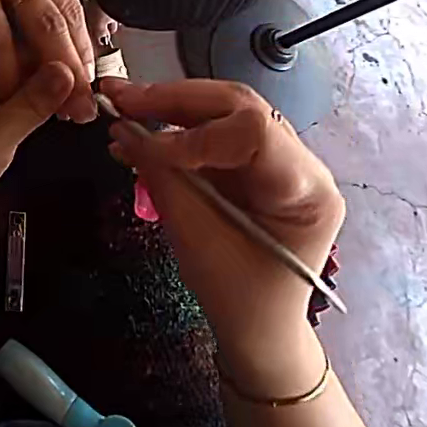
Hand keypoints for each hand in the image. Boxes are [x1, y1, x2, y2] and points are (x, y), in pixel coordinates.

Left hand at [0, 59, 75, 223]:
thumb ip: (33, 102)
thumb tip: (65, 72)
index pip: (29, 52)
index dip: (62, 65)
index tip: (88, 81)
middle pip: (35, 67)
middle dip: (65, 81)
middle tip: (91, 100)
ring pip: (36, 87)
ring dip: (60, 96)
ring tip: (84, 110)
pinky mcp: (0, 119)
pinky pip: (30, 105)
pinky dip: (49, 109)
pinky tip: (66, 115)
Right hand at [102, 80, 344, 350]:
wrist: (258, 328)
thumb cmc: (238, 296)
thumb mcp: (196, 239)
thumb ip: (162, 178)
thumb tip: (123, 131)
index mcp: (306, 190)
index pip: (253, 131)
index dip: (193, 132)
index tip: (144, 146)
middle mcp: (300, 162)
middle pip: (236, 106)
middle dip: (173, 99)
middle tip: (120, 99)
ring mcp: (275, 158)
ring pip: (220, 109)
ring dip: (167, 105)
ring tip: (120, 104)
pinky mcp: (247, 161)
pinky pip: (208, 128)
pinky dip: (168, 124)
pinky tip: (135, 127)